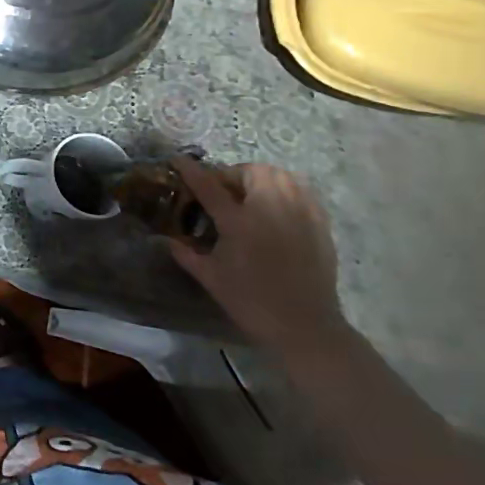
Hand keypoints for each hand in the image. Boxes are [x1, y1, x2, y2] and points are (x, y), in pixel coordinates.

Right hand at [168, 157, 345, 350]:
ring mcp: (300, 214)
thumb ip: (185, 253)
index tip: (178, 160)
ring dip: (262, 177)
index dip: (191, 170)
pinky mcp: (320, 224)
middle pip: (253, 171)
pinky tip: (276, 207)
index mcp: (239, 223)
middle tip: (223, 190)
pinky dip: (286, 190)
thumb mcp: (209, 277)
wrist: (302, 324)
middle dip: (234, 173)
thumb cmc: (249, 301)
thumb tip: (164, 239)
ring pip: (283, 176)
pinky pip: (303, 191)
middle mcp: (271, 210)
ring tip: (251, 194)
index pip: (210, 186)